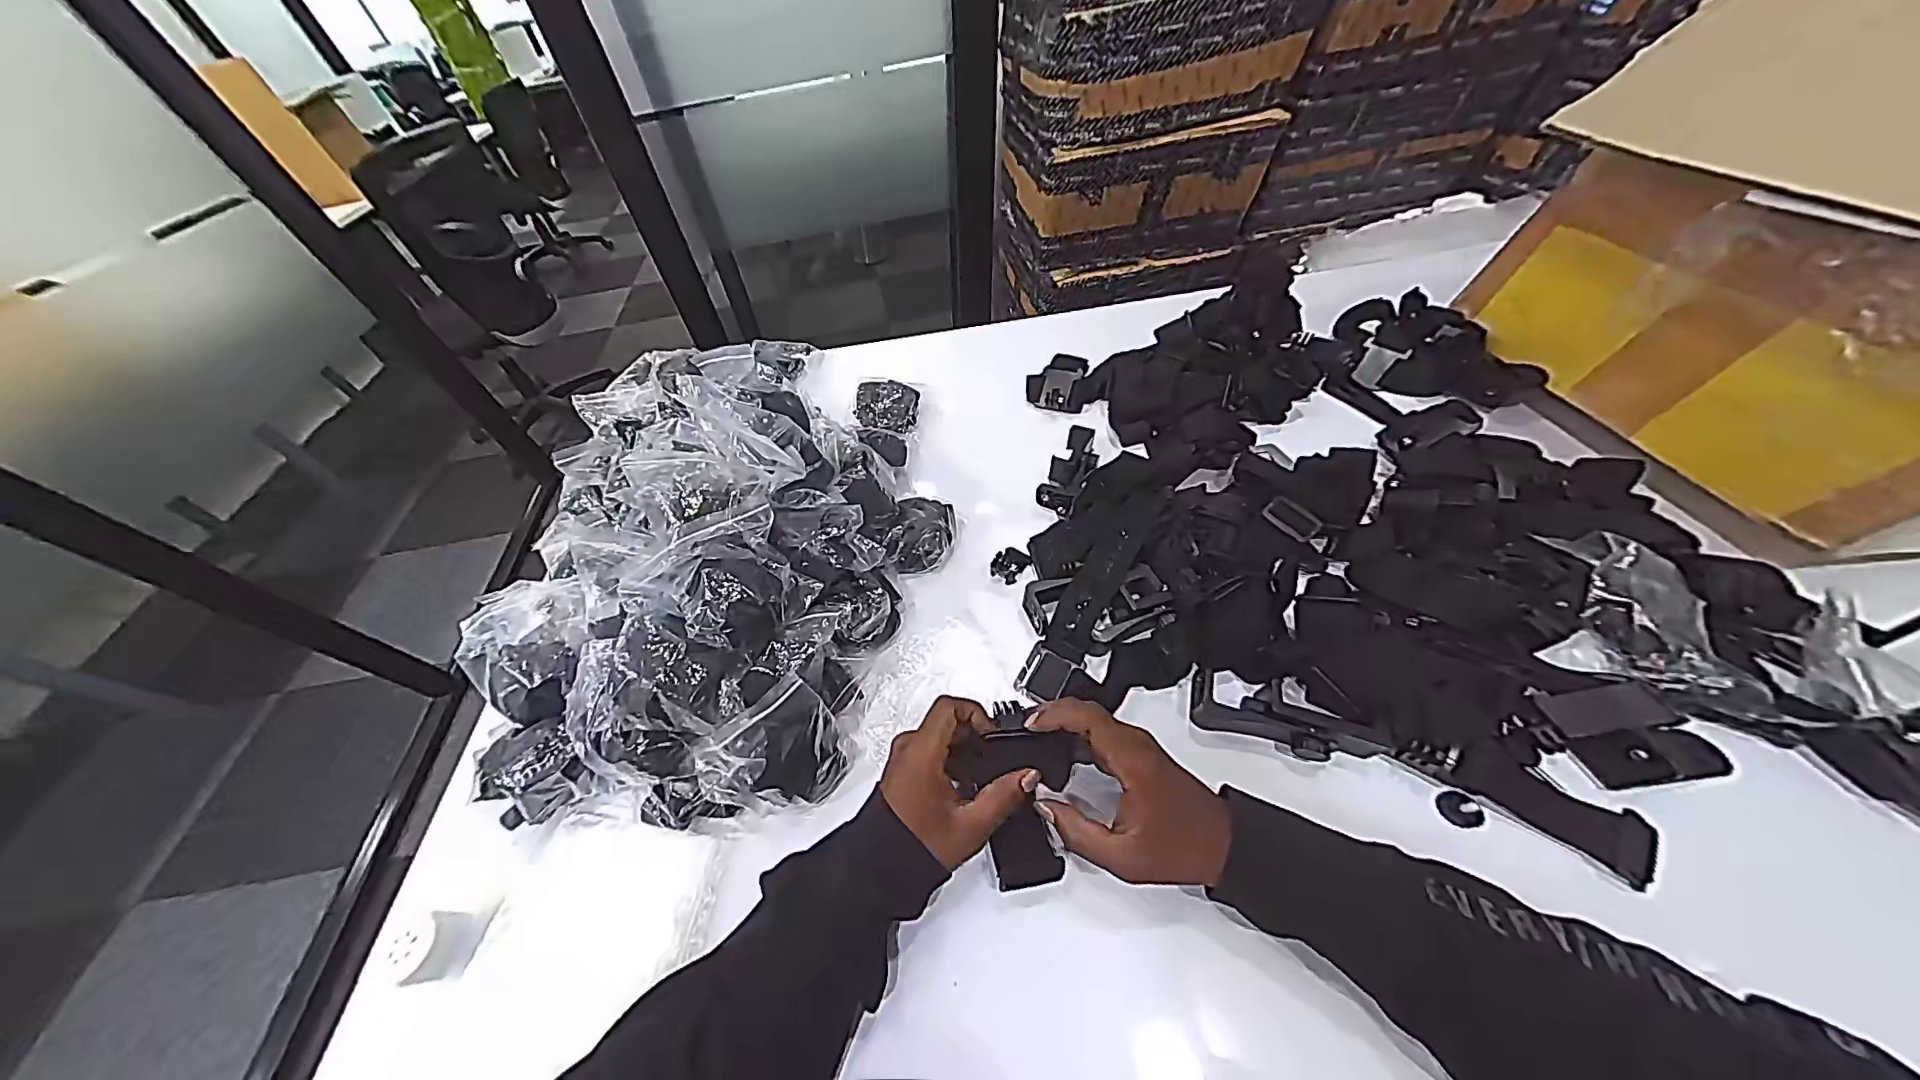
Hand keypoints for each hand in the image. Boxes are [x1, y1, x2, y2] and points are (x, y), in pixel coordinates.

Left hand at [881, 696, 1037, 869]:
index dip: (977, 714)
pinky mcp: (901, 770)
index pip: (950, 706)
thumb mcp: (971, 824)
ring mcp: (902, 759)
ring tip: (979, 778)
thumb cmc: (913, 848)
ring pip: (939, 735)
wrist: (882, 869)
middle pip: (946, 719)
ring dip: (963, 750)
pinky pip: (929, 750)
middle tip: (992, 758)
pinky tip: (962, 787)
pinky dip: (950, 760)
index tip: (991, 735)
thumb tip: (1026, 777)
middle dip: (974, 736)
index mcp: (920, 753)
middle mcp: (907, 749)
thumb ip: (1004, 795)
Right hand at [1027, 699, 1230, 886]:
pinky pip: (1103, 731)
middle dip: (1052, 714)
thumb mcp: (1122, 855)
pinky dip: (1078, 733)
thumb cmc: (1185, 846)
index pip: (1088, 717)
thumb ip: (1076, 832)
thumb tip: (1046, 809)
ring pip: (1095, 719)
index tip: (1032, 724)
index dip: (1054, 714)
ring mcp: (1139, 747)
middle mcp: (1136, 745)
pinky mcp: (1139, 753)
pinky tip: (1063, 750)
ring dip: (1064, 722)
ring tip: (1038, 738)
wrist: (1222, 845)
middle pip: (1088, 711)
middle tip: (1027, 730)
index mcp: (1133, 760)